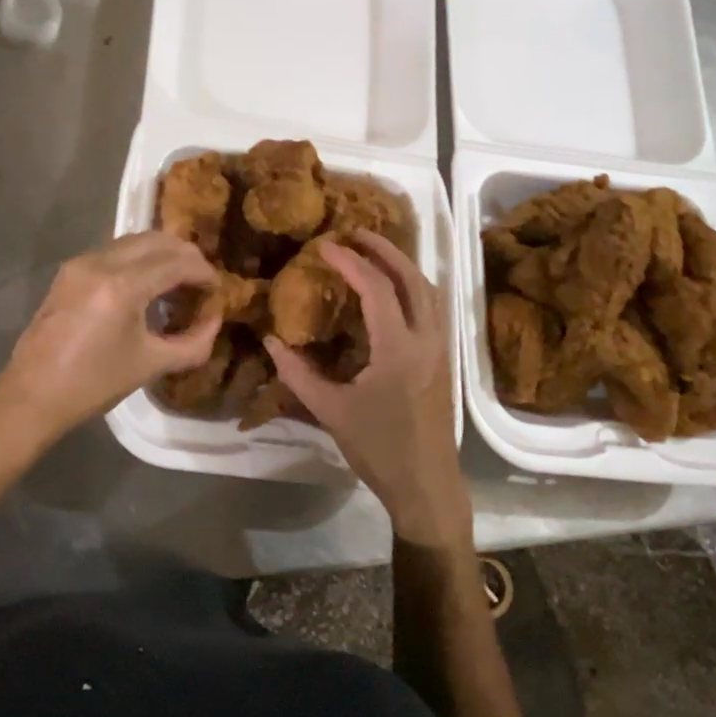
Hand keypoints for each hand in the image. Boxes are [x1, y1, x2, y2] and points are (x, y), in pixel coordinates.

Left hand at [0, 232, 220, 443]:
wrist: (33, 395)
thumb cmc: (94, 384)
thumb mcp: (151, 365)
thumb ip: (193, 343)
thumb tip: (214, 320)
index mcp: (122, 286)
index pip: (176, 262)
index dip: (203, 272)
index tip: (218, 289)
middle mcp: (100, 263)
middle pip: (156, 240)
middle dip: (185, 256)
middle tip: (201, 282)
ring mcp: (80, 264)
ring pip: (133, 241)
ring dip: (160, 255)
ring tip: (177, 284)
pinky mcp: (68, 272)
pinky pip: (112, 252)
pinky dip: (137, 260)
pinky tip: (146, 287)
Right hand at [266, 230, 471, 549]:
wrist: (426, 483)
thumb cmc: (377, 449)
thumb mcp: (330, 411)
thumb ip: (299, 373)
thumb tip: (272, 340)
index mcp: (399, 349)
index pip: (377, 289)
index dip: (350, 262)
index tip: (325, 245)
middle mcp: (427, 340)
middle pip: (413, 278)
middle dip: (385, 250)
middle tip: (355, 233)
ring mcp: (441, 350)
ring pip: (429, 291)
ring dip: (403, 266)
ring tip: (374, 253)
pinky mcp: (443, 361)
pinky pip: (433, 308)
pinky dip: (413, 287)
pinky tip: (393, 291)